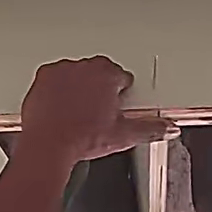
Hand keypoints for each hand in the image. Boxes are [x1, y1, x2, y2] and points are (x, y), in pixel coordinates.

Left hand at [17, 56, 177, 164]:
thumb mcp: (123, 135)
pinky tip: (60, 105)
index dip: (120, 90)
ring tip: (77, 109)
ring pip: (75, 73)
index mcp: (107, 75)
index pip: (121, 75)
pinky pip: (54, 77)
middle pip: (97, 71)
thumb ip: (149, 128)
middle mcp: (84, 68)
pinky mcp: (43, 77)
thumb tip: (168, 128)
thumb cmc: (82, 137)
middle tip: (98, 109)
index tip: (116, 102)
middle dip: (99, 86)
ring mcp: (62, 71)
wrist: (49, 143)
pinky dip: (57, 87)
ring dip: (78, 84)